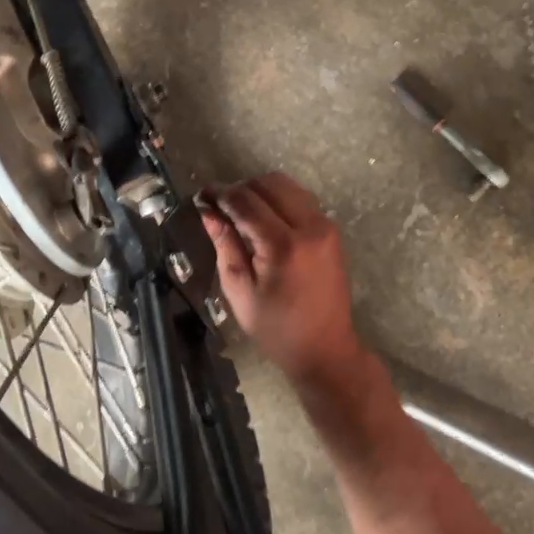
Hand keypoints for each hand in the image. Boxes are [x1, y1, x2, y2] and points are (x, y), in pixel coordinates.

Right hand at [200, 173, 366, 388]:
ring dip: (260, 191)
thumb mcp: (240, 290)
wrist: (325, 349)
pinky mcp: (331, 230)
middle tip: (220, 208)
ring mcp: (325, 226)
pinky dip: (279, 200)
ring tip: (241, 214)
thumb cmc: (276, 328)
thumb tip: (208, 211)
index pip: (246, 201)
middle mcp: (310, 226)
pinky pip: (300, 198)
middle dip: (240, 189)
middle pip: (268, 183)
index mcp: (284, 245)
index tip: (202, 198)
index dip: (220, 194)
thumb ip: (224, 244)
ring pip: (287, 185)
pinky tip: (264, 221)